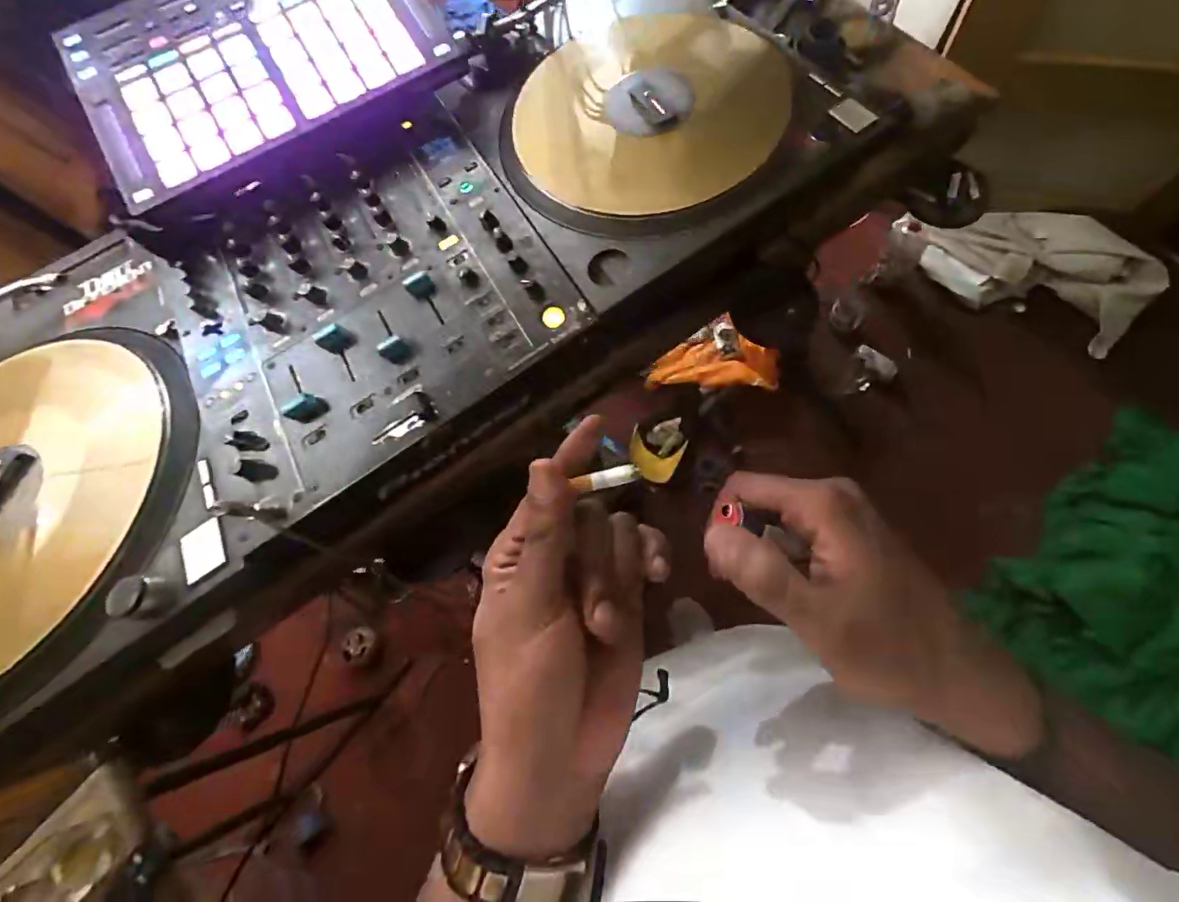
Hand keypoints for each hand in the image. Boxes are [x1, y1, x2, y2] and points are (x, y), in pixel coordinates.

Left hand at [465, 416, 670, 859]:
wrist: (560, 755)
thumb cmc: (526, 680)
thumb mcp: (531, 603)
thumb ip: (546, 533)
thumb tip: (541, 463)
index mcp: (519, 553)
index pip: (548, 493)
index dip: (570, 458)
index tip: (596, 423)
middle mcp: (557, 557)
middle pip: (593, 513)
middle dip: (598, 556)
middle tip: (588, 611)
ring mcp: (594, 579)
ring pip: (622, 535)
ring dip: (620, 574)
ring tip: (605, 624)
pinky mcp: (627, 602)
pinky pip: (644, 561)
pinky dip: (650, 565)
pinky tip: (658, 579)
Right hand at [702, 472, 1042, 758]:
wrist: (962, 676)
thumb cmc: (888, 650)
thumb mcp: (816, 619)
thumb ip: (762, 573)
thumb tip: (712, 535)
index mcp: (823, 503)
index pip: (741, 487)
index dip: (721, 525)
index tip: (724, 573)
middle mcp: (834, 494)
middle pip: (757, 500)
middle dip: (741, 540)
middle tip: (746, 591)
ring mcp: (846, 512)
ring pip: (775, 518)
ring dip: (762, 553)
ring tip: (776, 599)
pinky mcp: (852, 533)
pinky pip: (797, 532)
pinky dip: (785, 559)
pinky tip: (799, 595)